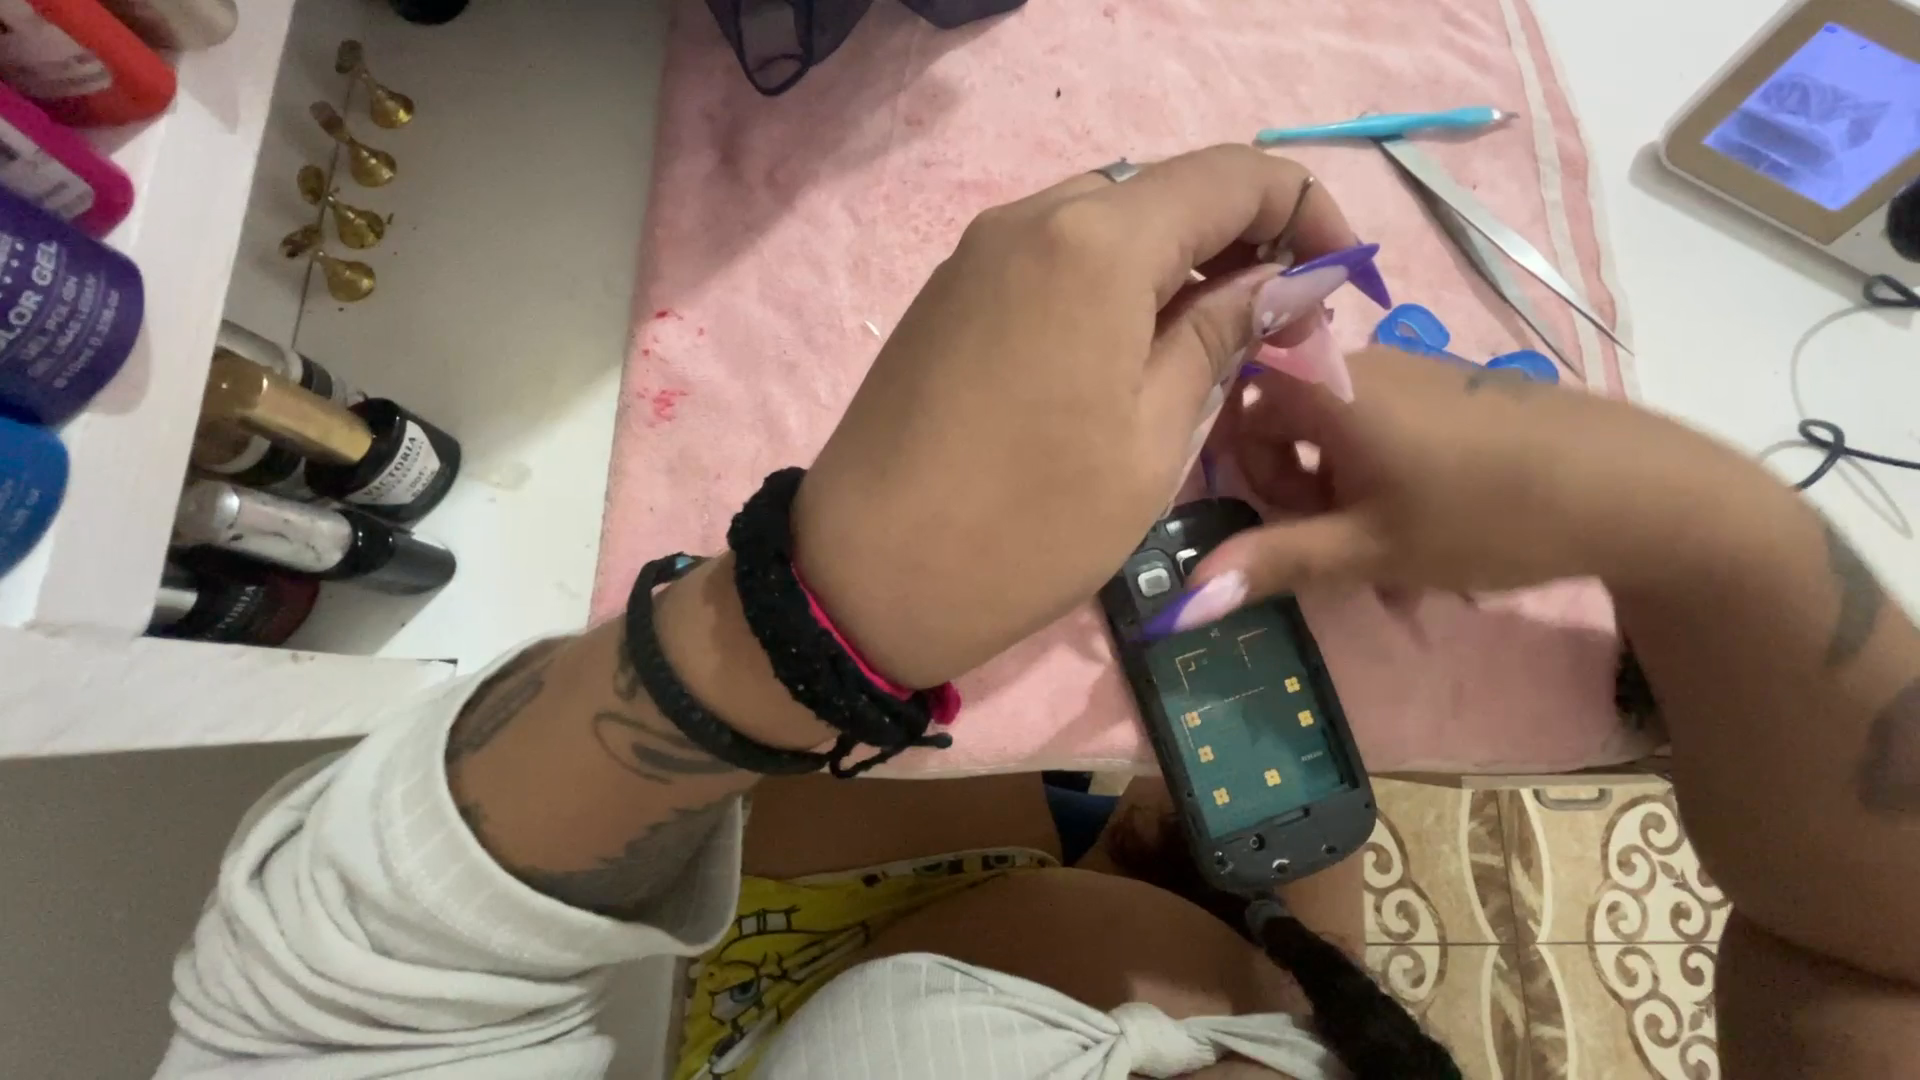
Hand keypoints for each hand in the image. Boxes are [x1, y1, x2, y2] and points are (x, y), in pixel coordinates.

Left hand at [792, 146, 1358, 686]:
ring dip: (1165, 271)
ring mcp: (975, 256)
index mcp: (1093, 242)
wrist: (864, 577)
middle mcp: (1028, 220)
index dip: (1303, 215)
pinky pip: (1046, 264)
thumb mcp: (1149, 442)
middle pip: (1162, 196)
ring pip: (1101, 228)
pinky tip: (1115, 355)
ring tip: (1195, 349)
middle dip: (1233, 246)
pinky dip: (1100, 289)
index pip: (1232, 178)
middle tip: (1264, 330)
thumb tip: (1282, 282)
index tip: (1335, 283)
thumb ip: (1217, 338)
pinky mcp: (944, 297)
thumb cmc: (1025, 527)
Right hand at [1168, 344, 1746, 625]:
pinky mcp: (1446, 390)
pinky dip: (1368, 468)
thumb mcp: (1368, 550)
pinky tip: (1414, 516)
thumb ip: (1272, 562)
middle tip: (1325, 532)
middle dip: (1285, 480)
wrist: (1642, 492)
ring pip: (1327, 423)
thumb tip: (1182, 598)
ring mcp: (1408, 372)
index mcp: (1327, 388)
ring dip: (1328, 482)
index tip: (1272, 509)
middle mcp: (1359, 365)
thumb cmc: (1487, 515)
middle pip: (1278, 413)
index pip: (1234, 402)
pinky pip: (1373, 421)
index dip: (1236, 459)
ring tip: (1374, 536)